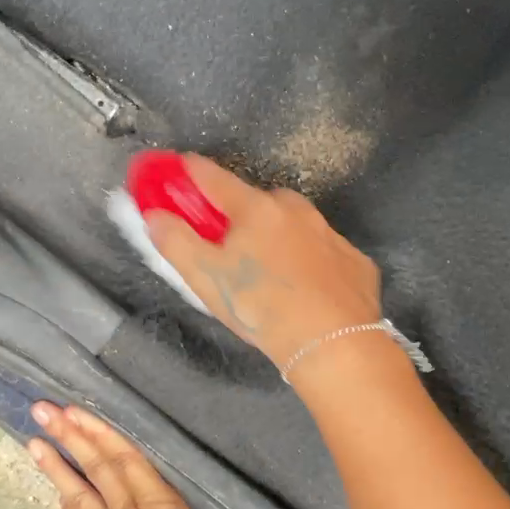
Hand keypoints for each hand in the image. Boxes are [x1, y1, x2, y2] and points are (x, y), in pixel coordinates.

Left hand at [27, 401, 300, 508]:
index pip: (128, 462)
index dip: (102, 435)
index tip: (75, 412)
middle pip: (98, 470)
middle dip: (70, 438)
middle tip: (41, 410)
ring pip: (80, 493)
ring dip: (57, 467)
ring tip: (32, 441)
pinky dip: (68, 506)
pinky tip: (58, 493)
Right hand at [144, 154, 383, 367]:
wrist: (333, 343)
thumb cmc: (260, 307)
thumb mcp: (205, 278)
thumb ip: (175, 241)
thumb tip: (154, 215)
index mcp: (255, 209)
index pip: (214, 178)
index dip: (191, 171)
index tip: (178, 165)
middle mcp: (295, 211)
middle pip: (257, 201)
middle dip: (238, 213)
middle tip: (226, 242)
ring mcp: (330, 234)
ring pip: (293, 224)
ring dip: (275, 235)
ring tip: (265, 269)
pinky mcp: (355, 262)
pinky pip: (321, 251)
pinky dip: (307, 260)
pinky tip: (301, 287)